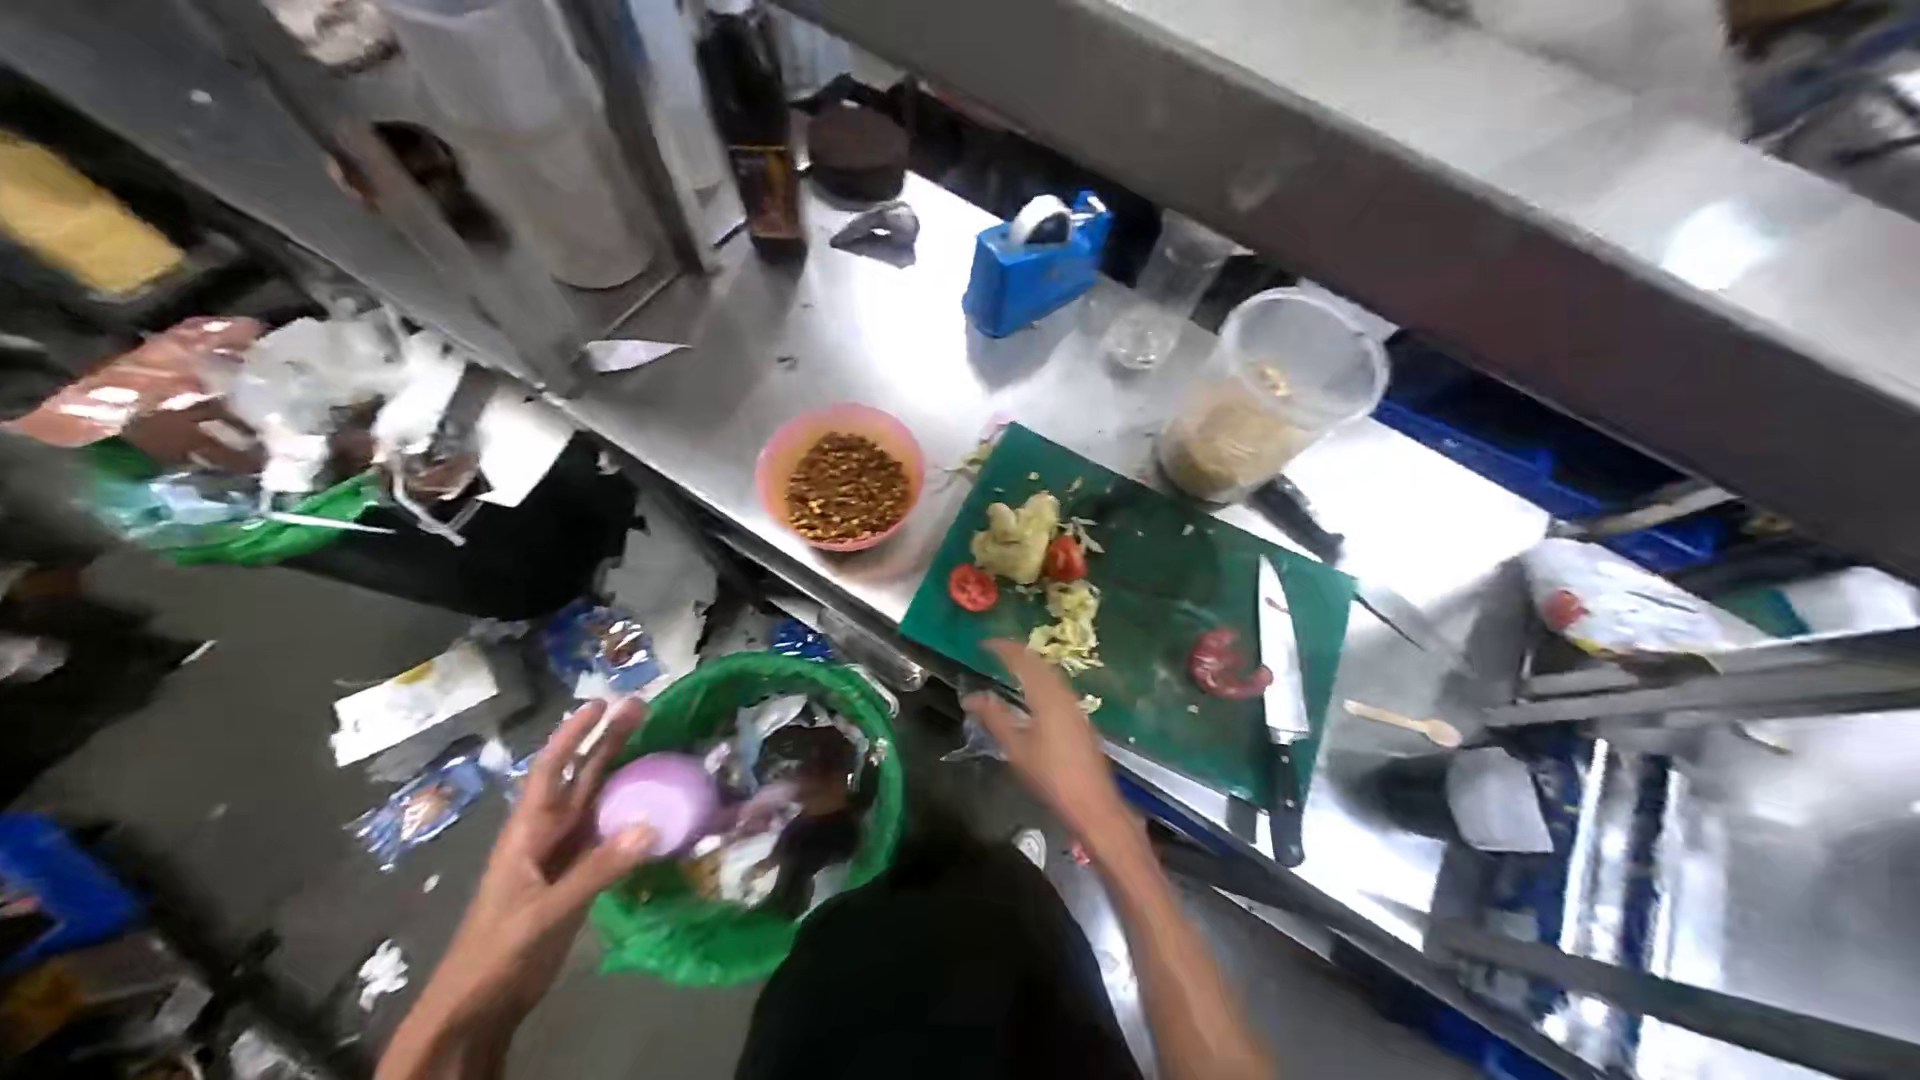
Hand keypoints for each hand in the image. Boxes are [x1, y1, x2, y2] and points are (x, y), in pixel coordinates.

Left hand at [379, 698, 654, 1078]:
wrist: (481, 1003)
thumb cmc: (496, 951)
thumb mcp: (543, 912)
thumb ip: (596, 870)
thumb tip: (651, 824)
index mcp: (528, 830)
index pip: (552, 770)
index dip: (573, 735)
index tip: (600, 703)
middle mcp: (549, 831)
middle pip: (582, 775)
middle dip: (607, 739)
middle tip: (639, 706)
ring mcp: (567, 852)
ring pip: (599, 798)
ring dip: (623, 769)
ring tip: (655, 739)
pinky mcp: (582, 874)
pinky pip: (613, 832)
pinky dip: (635, 812)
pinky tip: (658, 801)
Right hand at [964, 640, 1132, 847]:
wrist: (1093, 803)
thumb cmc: (1051, 777)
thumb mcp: (1016, 748)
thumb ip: (994, 718)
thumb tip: (970, 697)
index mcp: (1047, 697)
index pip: (1024, 660)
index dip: (1004, 648)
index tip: (984, 643)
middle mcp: (1064, 695)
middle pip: (1041, 663)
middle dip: (1018, 652)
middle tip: (996, 650)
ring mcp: (1076, 706)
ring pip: (1052, 674)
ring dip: (1032, 665)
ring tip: (1011, 666)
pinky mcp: (1081, 719)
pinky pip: (1058, 686)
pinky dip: (1042, 679)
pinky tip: (1033, 693)